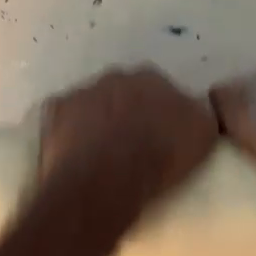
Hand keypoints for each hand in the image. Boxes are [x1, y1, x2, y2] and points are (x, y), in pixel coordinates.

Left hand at [38, 67, 216, 205]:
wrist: (105, 179)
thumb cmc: (159, 155)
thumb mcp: (203, 134)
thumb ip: (200, 113)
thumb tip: (195, 108)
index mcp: (150, 76)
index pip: (159, 89)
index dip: (161, 112)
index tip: (163, 136)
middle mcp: (114, 76)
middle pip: (123, 93)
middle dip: (128, 113)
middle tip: (133, 146)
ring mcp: (80, 92)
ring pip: (92, 106)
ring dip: (98, 123)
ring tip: (104, 157)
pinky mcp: (53, 112)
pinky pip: (64, 122)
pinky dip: (70, 135)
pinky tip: (77, 158)